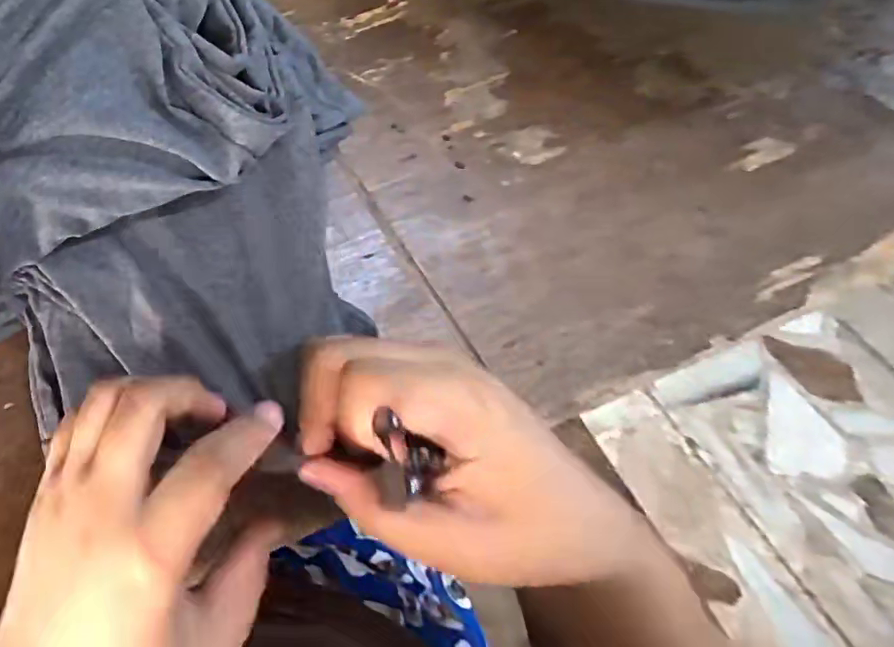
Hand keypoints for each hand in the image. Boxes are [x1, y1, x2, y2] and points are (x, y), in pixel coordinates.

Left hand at [0, 378, 286, 646]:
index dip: (245, 435)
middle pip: (142, 406)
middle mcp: (102, 503)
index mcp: (150, 551)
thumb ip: (244, 575)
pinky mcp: (42, 486)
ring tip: (173, 407)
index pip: (206, 468)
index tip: (268, 416)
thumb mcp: (205, 640)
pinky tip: (128, 424)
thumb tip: (270, 519)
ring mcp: (64, 488)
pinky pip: (72, 420)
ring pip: (101, 399)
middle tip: (215, 408)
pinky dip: (105, 407)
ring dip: (144, 389)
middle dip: (186, 390)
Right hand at [294, 339, 660, 587]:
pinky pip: (361, 356)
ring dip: (327, 395)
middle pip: (339, 351)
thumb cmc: (523, 539)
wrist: (585, 521)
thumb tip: (308, 466)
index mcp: (456, 401)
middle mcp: (439, 360)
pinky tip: (365, 433)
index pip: (359, 382)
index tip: (334, 470)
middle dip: (317, 402)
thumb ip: (369, 505)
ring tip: (347, 446)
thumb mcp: (447, 545)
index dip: (332, 424)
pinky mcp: (426, 360)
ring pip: (343, 347)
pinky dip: (343, 389)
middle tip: (328, 454)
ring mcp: (432, 353)